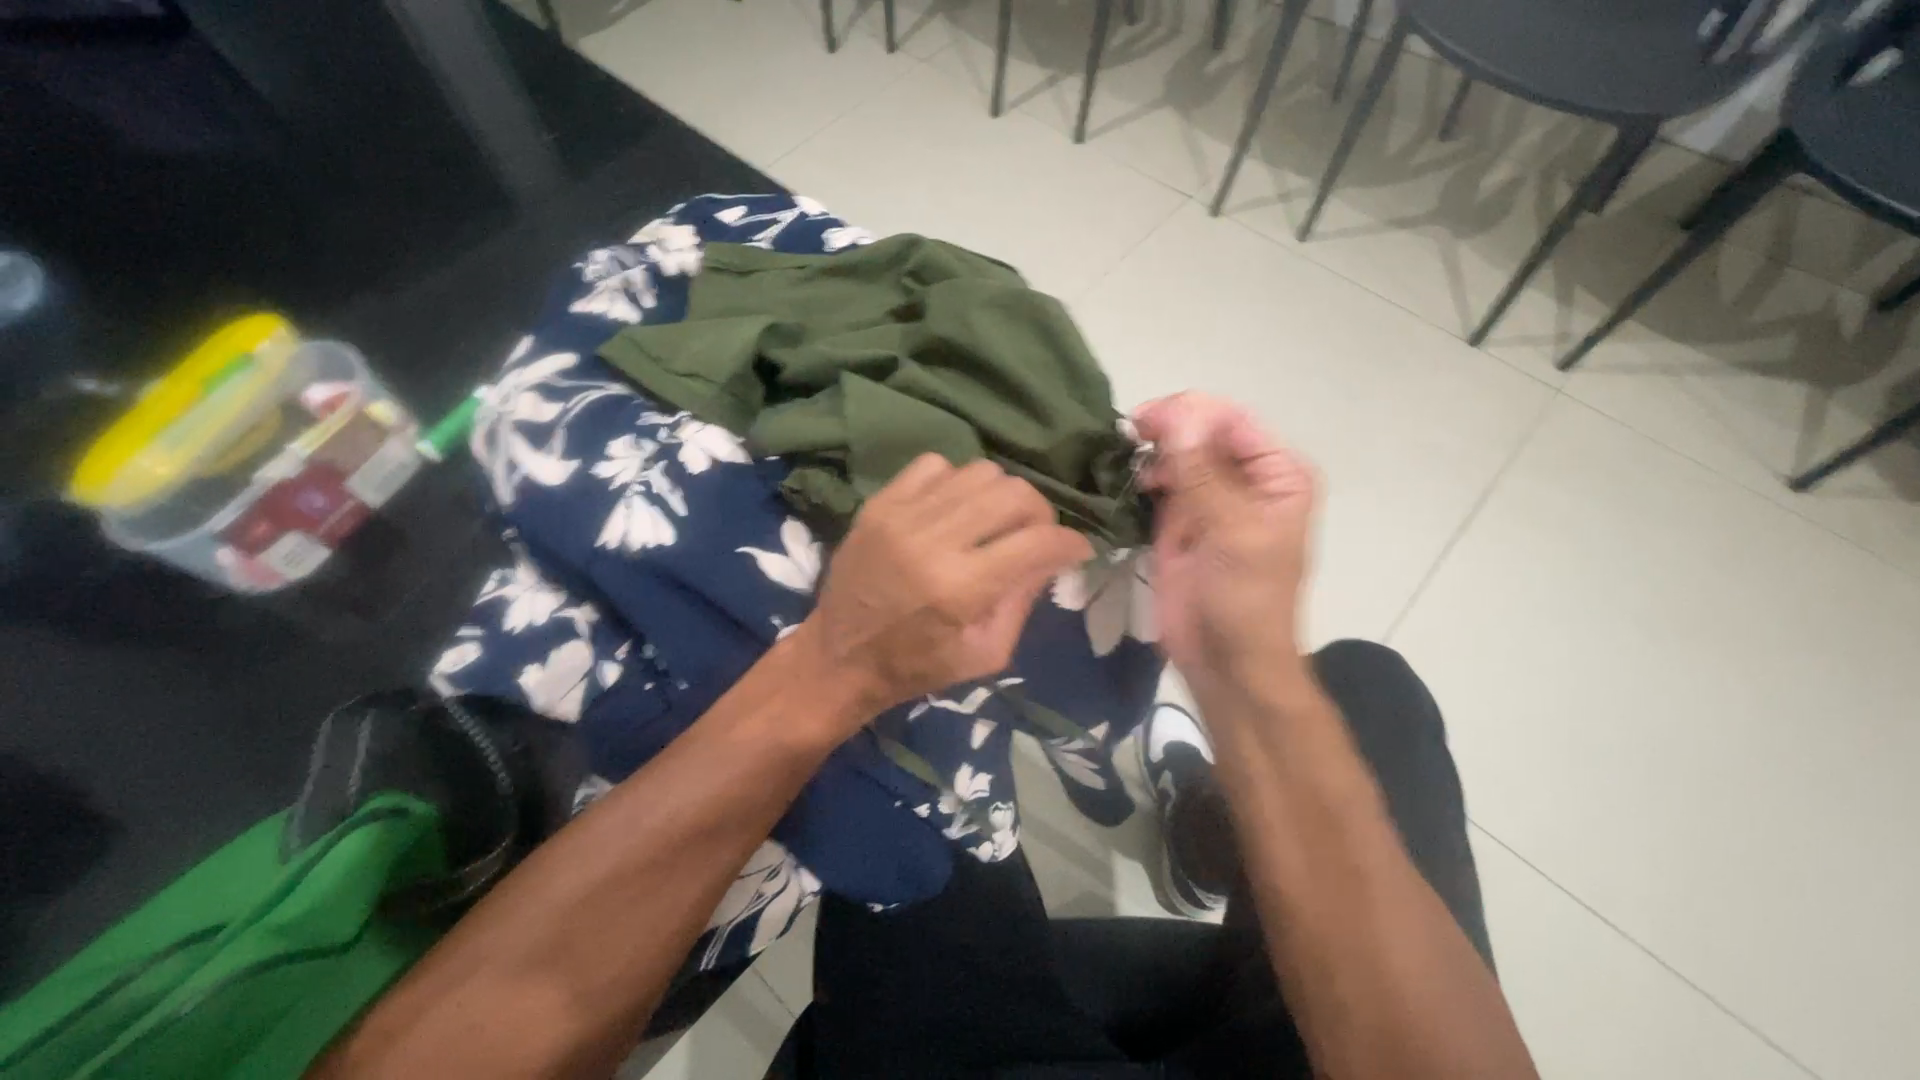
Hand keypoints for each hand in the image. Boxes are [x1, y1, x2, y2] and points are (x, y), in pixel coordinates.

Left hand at [795, 454, 1093, 727]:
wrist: (838, 657)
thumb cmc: (917, 667)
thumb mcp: (986, 653)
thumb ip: (1024, 601)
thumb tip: (1054, 556)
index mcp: (962, 589)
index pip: (1039, 541)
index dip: (1070, 543)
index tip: (1075, 551)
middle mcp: (933, 541)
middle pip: (1014, 492)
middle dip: (1040, 513)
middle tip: (1034, 536)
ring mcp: (902, 516)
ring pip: (980, 471)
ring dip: (999, 495)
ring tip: (993, 523)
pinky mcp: (879, 504)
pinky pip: (935, 465)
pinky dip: (956, 482)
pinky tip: (954, 510)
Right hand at [1134, 392, 1317, 702]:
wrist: (1226, 662)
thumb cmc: (1246, 599)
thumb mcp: (1232, 531)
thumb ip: (1202, 472)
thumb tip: (1177, 413)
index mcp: (1277, 474)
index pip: (1232, 420)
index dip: (1190, 412)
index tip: (1145, 421)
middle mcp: (1245, 478)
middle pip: (1201, 431)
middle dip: (1166, 428)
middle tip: (1128, 437)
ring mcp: (1209, 499)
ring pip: (1175, 454)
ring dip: (1149, 452)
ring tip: (1123, 461)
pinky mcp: (1178, 521)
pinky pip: (1158, 484)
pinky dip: (1140, 477)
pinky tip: (1125, 482)